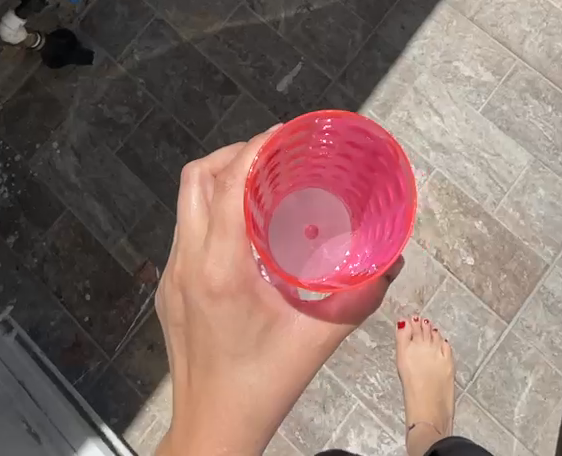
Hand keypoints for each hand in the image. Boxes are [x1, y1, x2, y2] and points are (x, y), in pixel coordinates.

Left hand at [155, 127, 397, 455]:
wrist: (210, 433)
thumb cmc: (263, 386)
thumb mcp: (319, 339)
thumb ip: (359, 296)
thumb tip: (393, 259)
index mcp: (220, 270)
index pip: (227, 185)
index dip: (253, 149)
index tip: (282, 134)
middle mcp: (187, 263)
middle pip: (196, 178)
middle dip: (233, 154)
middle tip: (273, 156)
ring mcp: (172, 274)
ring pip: (186, 200)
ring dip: (220, 179)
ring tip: (261, 181)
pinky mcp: (168, 287)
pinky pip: (187, 227)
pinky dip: (213, 208)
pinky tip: (245, 226)